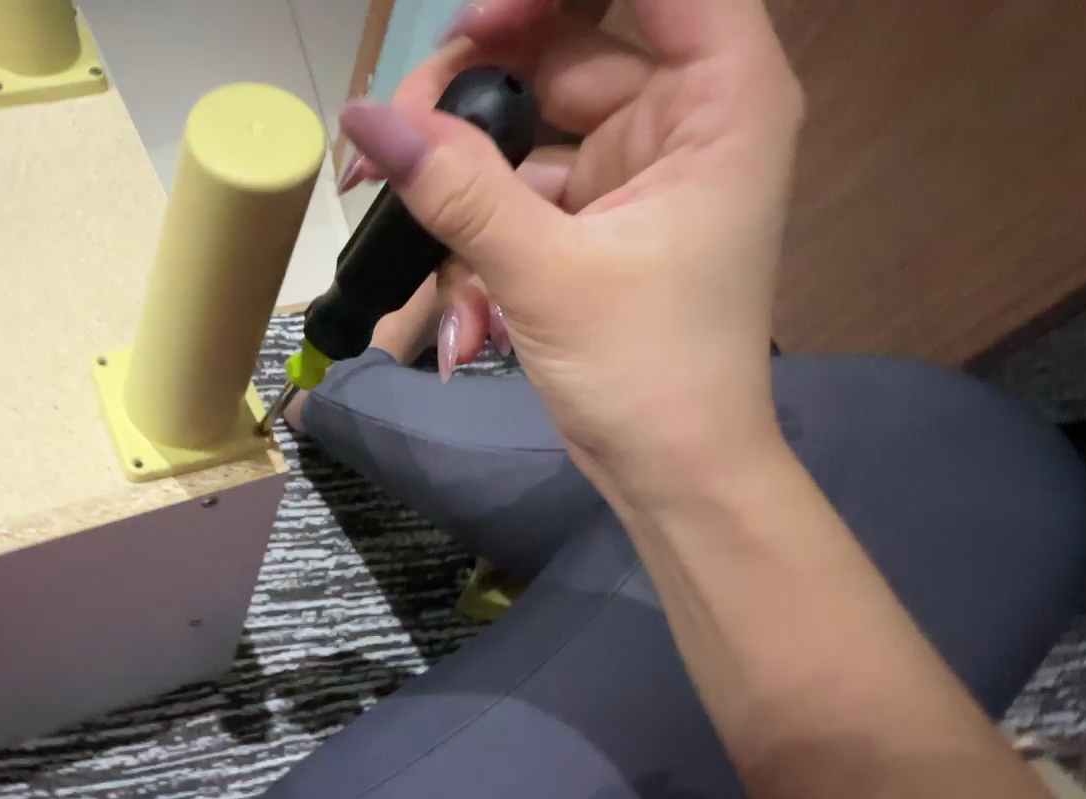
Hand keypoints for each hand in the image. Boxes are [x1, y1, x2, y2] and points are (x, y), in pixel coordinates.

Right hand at [339, 0, 803, 508]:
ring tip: (394, 205)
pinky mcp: (591, 219)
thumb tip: (365, 119)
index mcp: (721, 97)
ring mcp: (630, 170)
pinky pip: (519, 191)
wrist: (669, 468)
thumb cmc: (648, 371)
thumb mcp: (547, 274)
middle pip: (568, 44)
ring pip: (529, 125)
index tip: (471, 26)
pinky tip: (460, 299)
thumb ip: (458, 191)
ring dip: (462, 172)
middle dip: (476, 86)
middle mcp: (681, 115)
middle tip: (395, 131)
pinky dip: (478, 229)